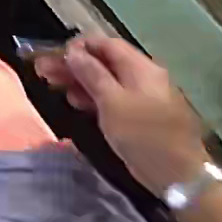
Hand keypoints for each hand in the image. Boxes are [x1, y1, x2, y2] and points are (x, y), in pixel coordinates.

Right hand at [33, 37, 209, 196]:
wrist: (179, 177)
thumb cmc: (144, 134)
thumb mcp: (112, 101)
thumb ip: (91, 73)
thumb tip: (73, 51)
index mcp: (141, 68)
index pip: (106, 44)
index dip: (78, 46)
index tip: (55, 56)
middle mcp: (143, 77)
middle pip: (102, 61)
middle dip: (71, 63)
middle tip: (42, 70)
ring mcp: (141, 96)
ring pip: (104, 79)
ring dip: (77, 79)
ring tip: (52, 85)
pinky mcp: (138, 114)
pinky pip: (110, 96)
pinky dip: (91, 95)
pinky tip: (75, 102)